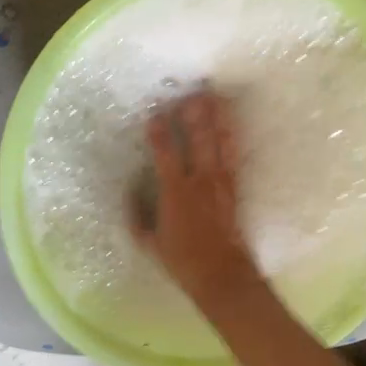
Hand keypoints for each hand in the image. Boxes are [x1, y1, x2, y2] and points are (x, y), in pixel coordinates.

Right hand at [130, 91, 262, 305]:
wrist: (222, 274)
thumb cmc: (182, 261)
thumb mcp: (150, 243)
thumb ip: (139, 216)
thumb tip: (131, 194)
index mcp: (175, 192)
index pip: (165, 153)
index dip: (158, 132)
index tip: (152, 115)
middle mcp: (200, 180)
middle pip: (198, 138)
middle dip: (193, 113)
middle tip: (189, 91)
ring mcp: (220, 182)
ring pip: (219, 141)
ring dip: (216, 117)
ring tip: (214, 96)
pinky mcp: (234, 187)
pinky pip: (232, 155)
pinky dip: (230, 136)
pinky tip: (229, 124)